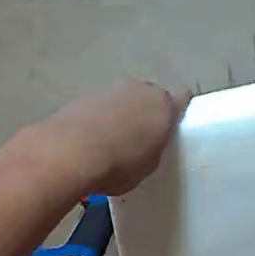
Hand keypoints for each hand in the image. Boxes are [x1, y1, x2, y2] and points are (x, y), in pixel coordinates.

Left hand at [24, 79, 189, 196]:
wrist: (72, 152)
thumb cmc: (120, 165)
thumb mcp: (148, 166)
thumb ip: (153, 148)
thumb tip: (146, 142)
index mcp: (163, 106)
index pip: (182, 100)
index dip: (178, 110)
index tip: (174, 119)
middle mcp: (139, 89)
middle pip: (148, 96)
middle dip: (145, 111)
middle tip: (138, 136)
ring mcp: (110, 89)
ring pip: (121, 99)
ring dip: (118, 113)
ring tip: (109, 139)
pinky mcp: (83, 95)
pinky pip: (97, 107)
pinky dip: (96, 118)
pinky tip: (88, 138)